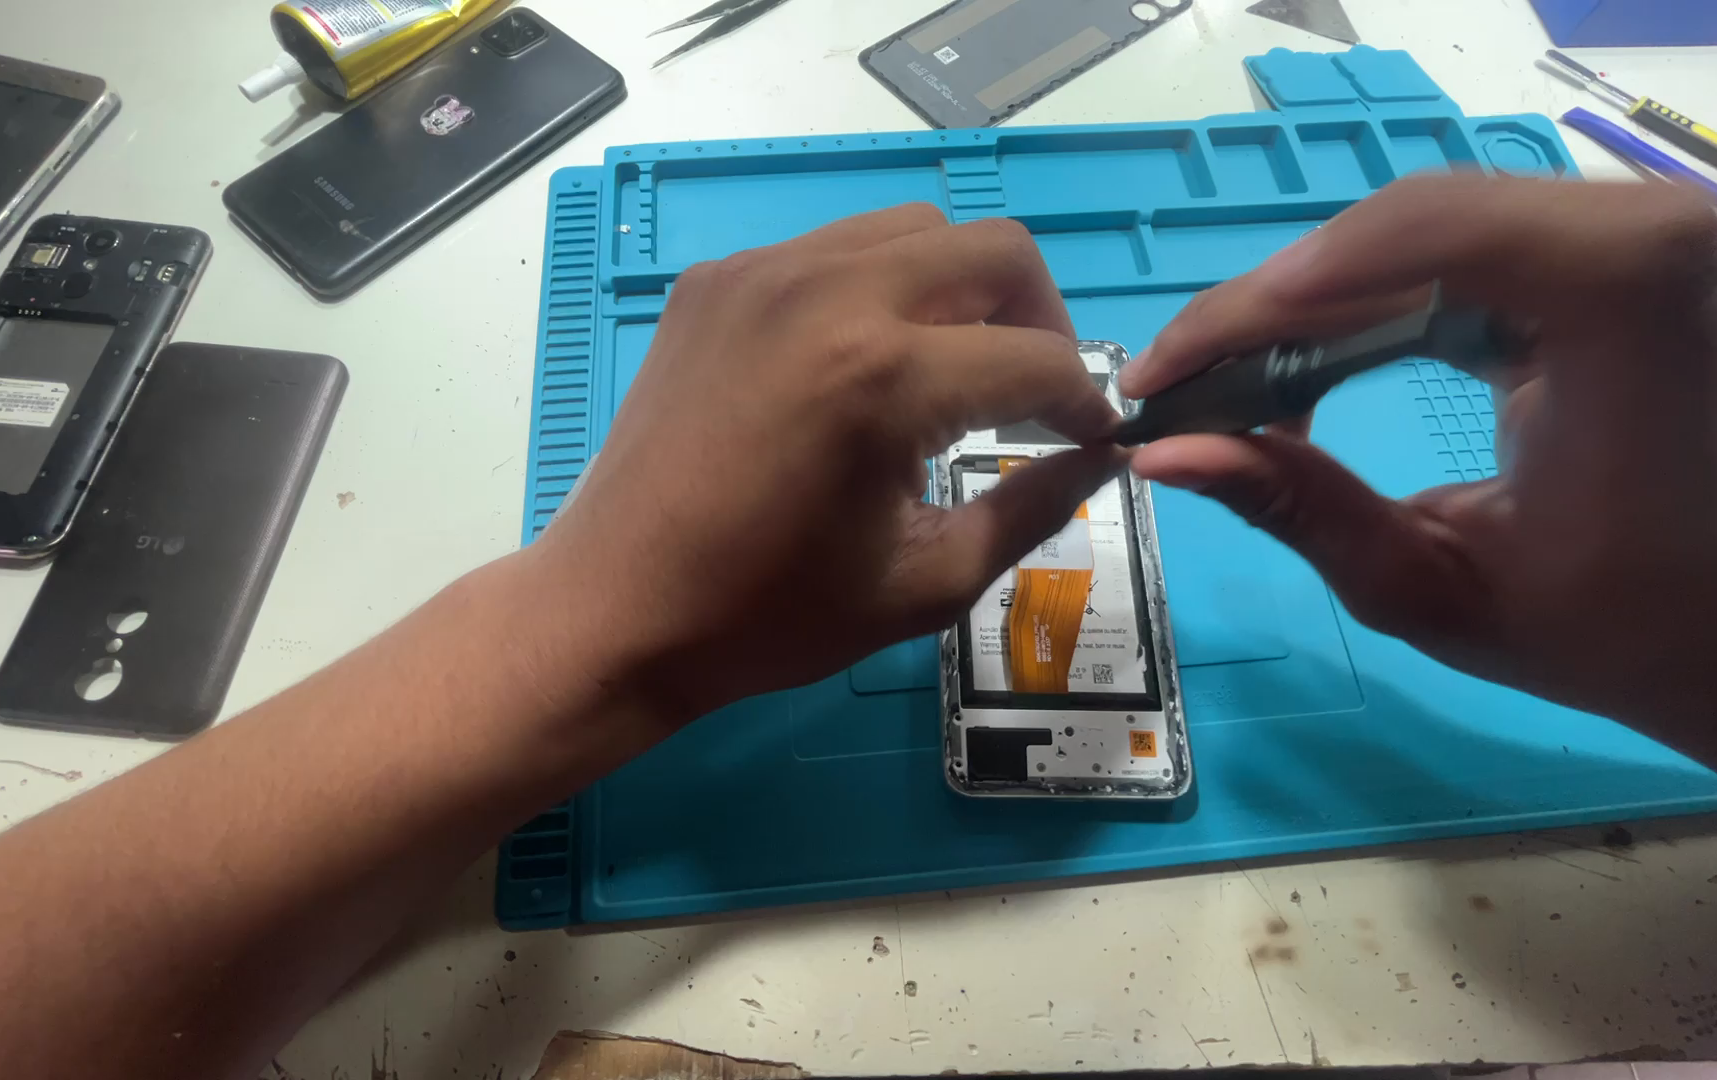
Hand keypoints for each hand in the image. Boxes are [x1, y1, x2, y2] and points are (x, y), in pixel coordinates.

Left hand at [529, 204, 1121, 716]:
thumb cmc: (771, 617)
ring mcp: (762, 273)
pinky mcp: (715, 281)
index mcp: (884, 378)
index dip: (1081, 402)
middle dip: (1040, 319)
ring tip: (953, 370)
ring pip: (914, 231)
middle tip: (1033, 393)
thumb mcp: (925, 584)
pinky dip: (879, 291)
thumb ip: (1032, 511)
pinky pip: (832, 250)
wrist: (619, 608)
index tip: (1089, 436)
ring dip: (961, 292)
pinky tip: (863, 362)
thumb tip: (1097, 459)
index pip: (1035, 359)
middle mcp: (829, 292)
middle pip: (993, 250)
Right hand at [1119, 175, 1716, 742]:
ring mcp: (1647, 266)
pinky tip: (1311, 359)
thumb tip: (1162, 454)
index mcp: (1648, 377)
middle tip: (1180, 370)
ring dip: (1307, 295)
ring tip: (1224, 370)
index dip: (1356, 257)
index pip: (1512, 243)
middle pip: (1445, 224)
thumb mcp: (1419, 591)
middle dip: (1285, 293)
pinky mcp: (1611, 271)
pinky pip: (1459, 252)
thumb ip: (1292, 508)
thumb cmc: (1601, 633)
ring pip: (1440, 229)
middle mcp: (1670, 288)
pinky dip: (1357, 298)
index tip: (1223, 338)